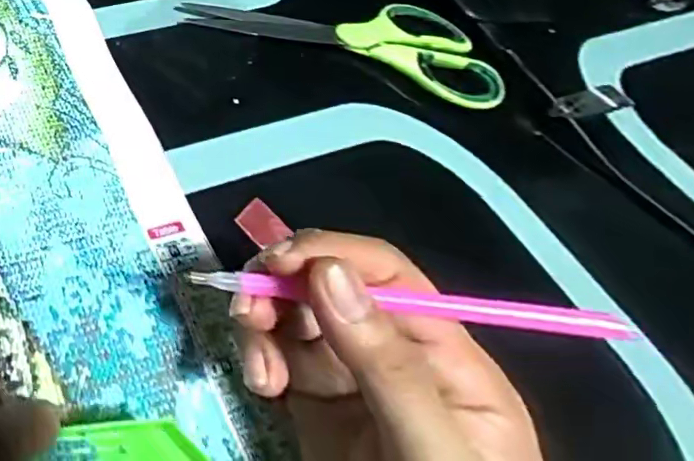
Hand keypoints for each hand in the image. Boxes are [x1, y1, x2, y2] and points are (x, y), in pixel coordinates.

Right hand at [231, 231, 540, 460]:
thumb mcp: (433, 455)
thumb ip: (388, 365)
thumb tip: (329, 271)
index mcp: (445, 361)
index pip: (388, 275)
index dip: (331, 253)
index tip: (278, 262)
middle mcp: (395, 357)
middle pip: (329, 285)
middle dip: (282, 287)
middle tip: (248, 309)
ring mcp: (352, 380)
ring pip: (296, 314)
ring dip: (263, 320)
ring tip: (256, 364)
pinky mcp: (316, 404)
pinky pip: (280, 353)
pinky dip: (260, 354)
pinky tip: (261, 383)